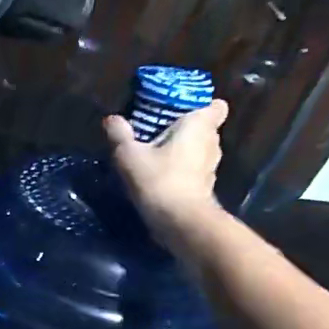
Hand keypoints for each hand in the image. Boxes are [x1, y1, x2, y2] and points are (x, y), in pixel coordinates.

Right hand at [104, 100, 230, 246]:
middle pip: (206, 129)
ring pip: (201, 152)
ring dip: (185, 153)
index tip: (183, 111)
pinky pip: (196, 173)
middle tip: (163, 132)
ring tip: (161, 156)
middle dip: (188, 129)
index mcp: (200, 125)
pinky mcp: (205, 190)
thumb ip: (120, 135)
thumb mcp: (129, 156)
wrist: (180, 223)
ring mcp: (211, 169)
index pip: (217, 106)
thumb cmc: (159, 180)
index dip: (204, 106)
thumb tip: (111, 119)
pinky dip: (184, 173)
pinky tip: (163, 179)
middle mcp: (212, 143)